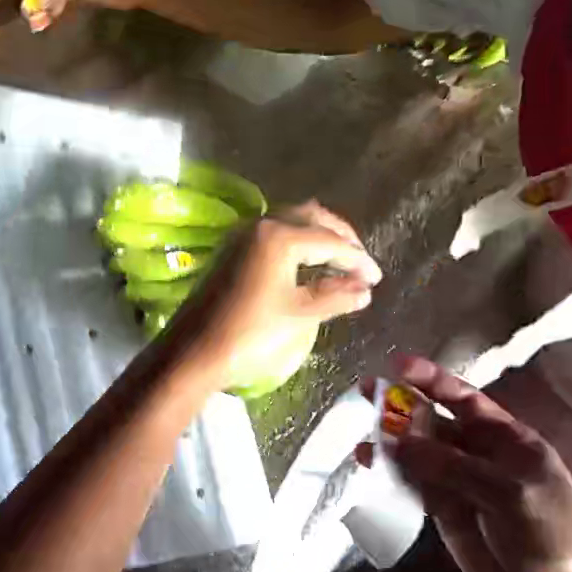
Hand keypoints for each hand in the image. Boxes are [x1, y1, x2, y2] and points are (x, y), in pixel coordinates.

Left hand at [165, 202, 381, 388]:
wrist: (195, 353)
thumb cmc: (251, 333)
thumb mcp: (300, 315)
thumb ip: (336, 296)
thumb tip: (365, 290)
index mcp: (280, 237)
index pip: (331, 241)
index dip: (358, 259)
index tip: (377, 279)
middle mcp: (261, 225)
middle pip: (312, 218)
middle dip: (341, 237)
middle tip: (361, 261)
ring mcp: (244, 236)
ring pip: (292, 222)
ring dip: (319, 237)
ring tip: (340, 261)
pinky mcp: (234, 250)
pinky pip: (275, 234)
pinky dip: (298, 243)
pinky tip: (309, 264)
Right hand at [383, 357, 571, 571]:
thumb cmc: (552, 533)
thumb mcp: (511, 493)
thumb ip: (455, 467)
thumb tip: (400, 442)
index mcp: (505, 437)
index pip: (464, 398)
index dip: (432, 380)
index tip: (398, 364)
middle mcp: (479, 453)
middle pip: (434, 422)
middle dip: (401, 407)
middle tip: (365, 392)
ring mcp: (460, 483)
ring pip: (418, 455)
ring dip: (390, 444)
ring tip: (359, 438)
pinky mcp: (445, 513)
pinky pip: (414, 487)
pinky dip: (391, 477)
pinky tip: (369, 468)